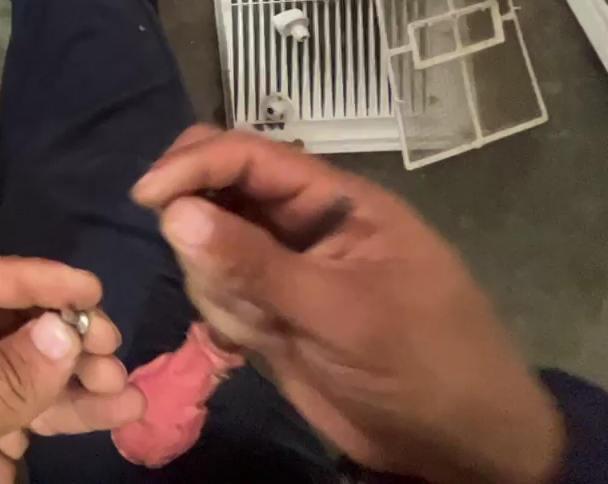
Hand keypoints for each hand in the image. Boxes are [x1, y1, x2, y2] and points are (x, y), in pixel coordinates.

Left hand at [0, 254, 146, 482]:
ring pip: (27, 358)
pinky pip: (34, 403)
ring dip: (75, 370)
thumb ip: (3, 381)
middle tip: (112, 342)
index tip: (92, 287)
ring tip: (122, 384)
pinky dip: (73, 407)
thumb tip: (66, 328)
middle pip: (7, 315)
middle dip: (60, 326)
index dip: (33, 278)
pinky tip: (120, 409)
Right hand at [132, 127, 562, 483]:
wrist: (459, 455)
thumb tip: (172, 213)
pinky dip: (224, 313)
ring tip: (267, 327)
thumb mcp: (344, 315)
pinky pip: (212, 285)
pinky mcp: (262, 299)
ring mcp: (276, 260)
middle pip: (212, 186)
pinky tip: (264, 342)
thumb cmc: (426, 369)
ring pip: (203, 241)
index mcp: (332, 200)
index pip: (245, 155)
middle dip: (198, 225)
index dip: (191, 164)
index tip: (148, 197)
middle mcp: (296, 218)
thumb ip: (255, 264)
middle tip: (205, 267)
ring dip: (219, 285)